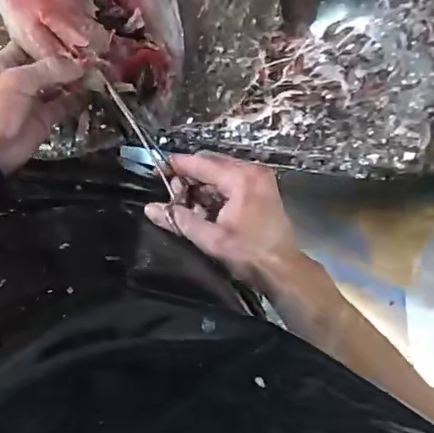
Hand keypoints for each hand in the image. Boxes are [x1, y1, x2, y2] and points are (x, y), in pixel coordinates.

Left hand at [0, 43, 85, 172]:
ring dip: (77, 79)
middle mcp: (21, 77)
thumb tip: (81, 63)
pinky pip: (64, 105)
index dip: (54, 40)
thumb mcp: (17, 81)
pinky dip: (78, 100)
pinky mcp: (44, 118)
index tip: (80, 36)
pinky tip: (95, 91)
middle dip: (71, 61)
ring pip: (60, 84)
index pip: (32, 43)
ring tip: (101, 71)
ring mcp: (34, 98)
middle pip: (49, 64)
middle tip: (98, 53)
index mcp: (5, 62)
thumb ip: (49, 69)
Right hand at [142, 152, 306, 290]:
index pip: (200, 164)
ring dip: (201, 187)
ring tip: (185, 206)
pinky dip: (215, 193)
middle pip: (210, 165)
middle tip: (171, 197)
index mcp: (241, 178)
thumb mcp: (210, 239)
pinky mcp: (262, 190)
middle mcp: (252, 172)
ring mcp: (259, 180)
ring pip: (220, 174)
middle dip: (188, 179)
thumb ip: (178, 220)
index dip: (175, 166)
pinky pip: (231, 182)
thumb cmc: (250, 254)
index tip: (156, 172)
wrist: (283, 269)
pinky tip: (203, 209)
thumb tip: (150, 209)